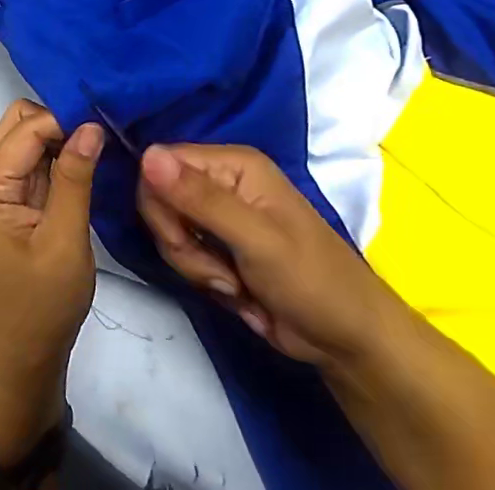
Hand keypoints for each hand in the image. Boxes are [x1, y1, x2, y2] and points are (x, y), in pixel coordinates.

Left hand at [0, 100, 101, 467]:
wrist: (27, 351)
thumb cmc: (45, 302)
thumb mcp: (66, 240)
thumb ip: (76, 179)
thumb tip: (91, 126)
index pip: (26, 129)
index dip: (64, 121)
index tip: (105, 125)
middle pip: (20, 123)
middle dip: (59, 123)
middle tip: (100, 138)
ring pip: (28, 138)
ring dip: (61, 138)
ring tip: (98, 146)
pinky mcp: (14, 199)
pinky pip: (35, 162)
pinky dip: (59, 157)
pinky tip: (86, 162)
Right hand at [137, 144, 411, 367]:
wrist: (348, 341)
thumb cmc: (312, 281)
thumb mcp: (256, 239)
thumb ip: (200, 198)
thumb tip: (146, 154)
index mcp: (233, 163)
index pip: (161, 163)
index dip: (161, 201)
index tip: (183, 237)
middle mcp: (220, 180)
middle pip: (159, 197)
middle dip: (180, 241)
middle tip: (216, 270)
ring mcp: (217, 213)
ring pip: (167, 229)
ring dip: (193, 264)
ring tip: (233, 284)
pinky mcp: (215, 245)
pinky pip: (181, 252)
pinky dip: (200, 275)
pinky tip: (234, 290)